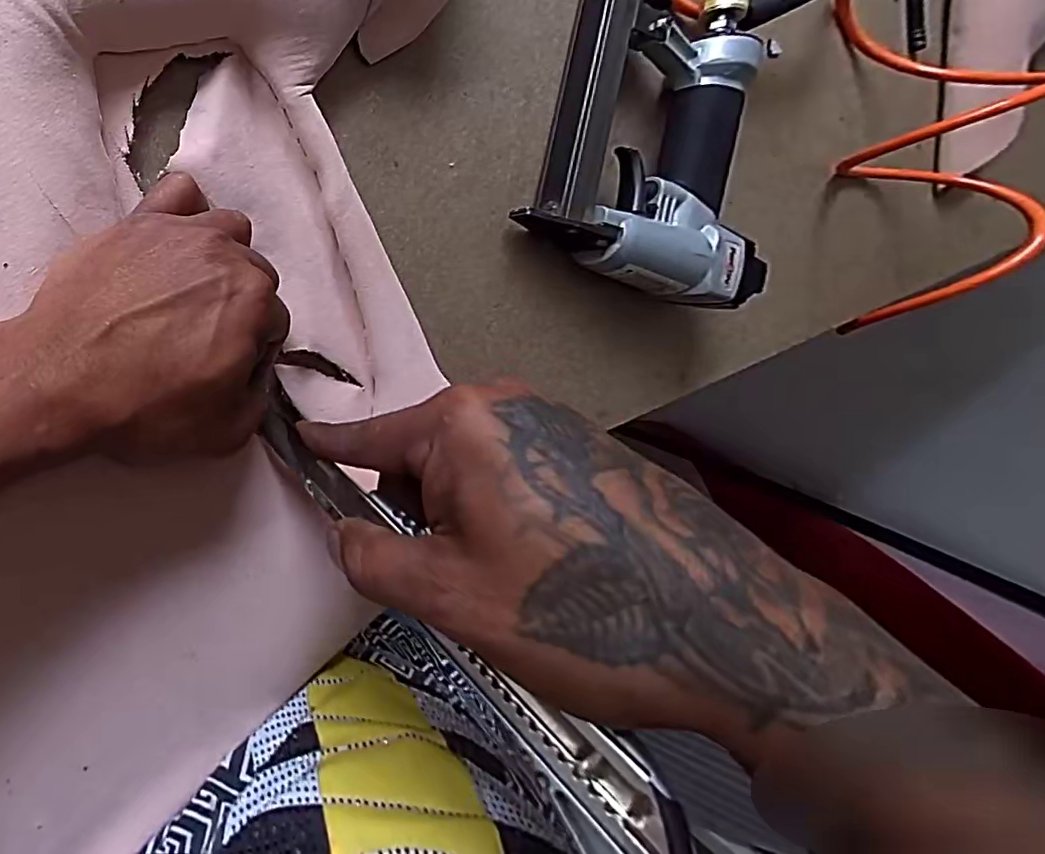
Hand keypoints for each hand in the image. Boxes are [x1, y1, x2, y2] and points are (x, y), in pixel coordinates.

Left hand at [15, 173, 288, 463]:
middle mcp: (223, 257)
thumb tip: (253, 377)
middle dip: (236, 305)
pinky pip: (177, 194)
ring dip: (219, 257)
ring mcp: (178, 234)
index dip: (249, 350)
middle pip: (252, 274)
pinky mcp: (137, 224)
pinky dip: (184, 212)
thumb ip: (257, 400)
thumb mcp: (221, 434)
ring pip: (225, 230)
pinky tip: (169, 241)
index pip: (274, 322)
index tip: (223, 364)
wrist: (57, 380)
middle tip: (200, 335)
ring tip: (187, 288)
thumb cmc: (135, 407)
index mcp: (254, 303)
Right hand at [300, 381, 961, 769]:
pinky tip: (546, 561)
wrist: (747, 639)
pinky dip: (502, 509)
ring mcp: (554, 421)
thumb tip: (344, 534)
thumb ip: (369, 559)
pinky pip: (511, 469)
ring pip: (466, 466)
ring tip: (507, 574)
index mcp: (460, 423)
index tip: (297, 440)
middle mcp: (505, 404)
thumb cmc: (579, 611)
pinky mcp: (591, 448)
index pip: (368, 436)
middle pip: (420, 455)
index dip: (328, 447)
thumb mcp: (448, 596)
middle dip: (415, 507)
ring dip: (460, 514)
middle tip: (450, 570)